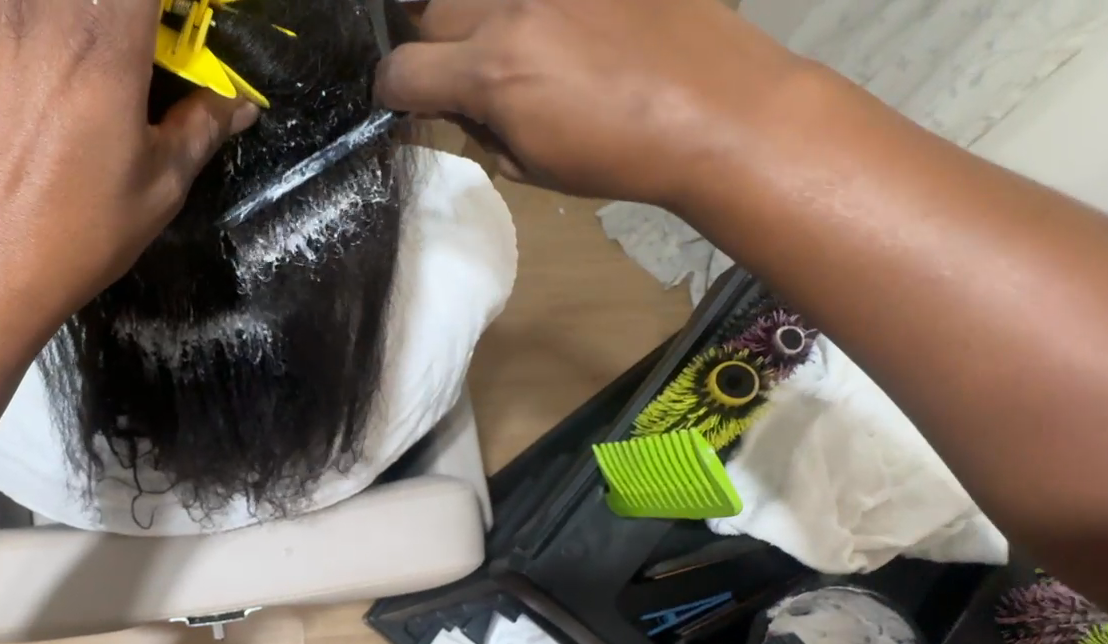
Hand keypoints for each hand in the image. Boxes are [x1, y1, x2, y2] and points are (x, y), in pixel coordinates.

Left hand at [0, 0, 257, 327]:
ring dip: (38, 12)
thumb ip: (200, 129)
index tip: (162, 26)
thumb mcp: (156, 191)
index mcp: (106, 32)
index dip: (158, 4)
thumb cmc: (74, 238)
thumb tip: (240, 102)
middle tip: (111, 38)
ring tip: (51, 42)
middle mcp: (35, 1)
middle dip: (104, 10)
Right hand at [376, 0, 811, 207]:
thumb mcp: (528, 164)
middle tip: (458, 74)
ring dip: (473, 17)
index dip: (391, 93)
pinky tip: (553, 32)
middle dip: (430, 47)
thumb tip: (457, 105)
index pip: (399, 71)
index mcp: (491, 71)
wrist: (716, 111)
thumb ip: (477, 127)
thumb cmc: (618, 156)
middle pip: (428, 11)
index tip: (406, 103)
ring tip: (507, 48)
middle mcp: (513, 8)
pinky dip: (524, 10)